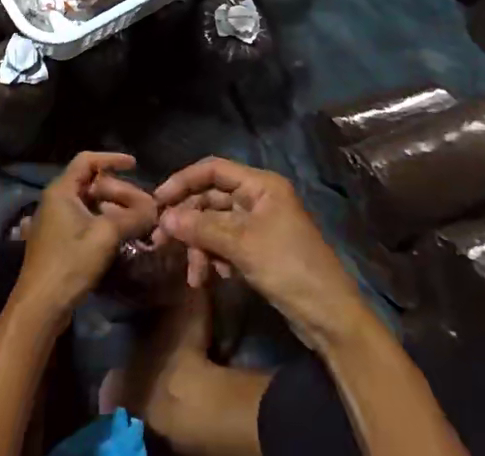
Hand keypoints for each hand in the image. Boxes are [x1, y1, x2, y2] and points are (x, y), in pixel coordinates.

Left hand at [15, 152, 158, 317]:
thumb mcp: (106, 235)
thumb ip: (132, 216)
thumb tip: (154, 208)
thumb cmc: (70, 263)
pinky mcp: (59, 240)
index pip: (87, 160)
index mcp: (61, 191)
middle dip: (119, 190)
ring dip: (114, 208)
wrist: (40, 307)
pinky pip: (86, 220)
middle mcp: (56, 200)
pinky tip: (121, 234)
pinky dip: (104, 221)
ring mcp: (56, 222)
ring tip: (138, 219)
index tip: (135, 165)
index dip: (112, 159)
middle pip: (92, 183)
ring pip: (90, 203)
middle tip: (143, 203)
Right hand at [153, 158, 369, 348]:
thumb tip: (165, 218)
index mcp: (261, 185)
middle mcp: (259, 199)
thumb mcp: (242, 245)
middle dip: (187, 221)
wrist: (328, 314)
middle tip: (161, 243)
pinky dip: (214, 259)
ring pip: (215, 226)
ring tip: (194, 274)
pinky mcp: (258, 250)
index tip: (157, 202)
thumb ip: (202, 227)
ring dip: (199, 246)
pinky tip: (210, 279)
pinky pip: (225, 246)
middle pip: (211, 199)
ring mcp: (259, 225)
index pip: (213, 170)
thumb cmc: (288, 267)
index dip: (183, 181)